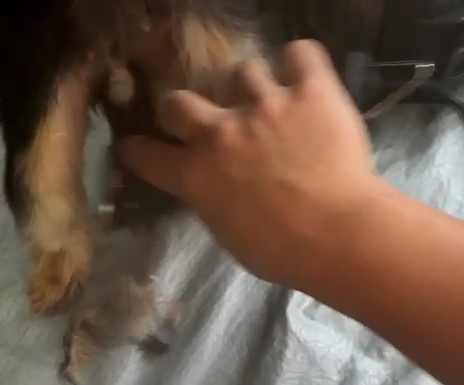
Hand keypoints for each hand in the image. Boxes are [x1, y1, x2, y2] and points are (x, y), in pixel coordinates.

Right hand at [120, 40, 394, 294]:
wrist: (333, 233)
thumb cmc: (277, 251)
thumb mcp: (226, 232)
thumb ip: (213, 199)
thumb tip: (216, 185)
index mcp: (195, 177)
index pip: (149, 157)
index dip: (136, 150)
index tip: (130, 146)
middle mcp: (221, 133)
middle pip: (178, 102)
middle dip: (180, 108)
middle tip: (195, 116)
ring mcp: (265, 105)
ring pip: (241, 72)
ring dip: (247, 86)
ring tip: (264, 100)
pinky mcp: (310, 89)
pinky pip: (299, 54)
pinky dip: (298, 62)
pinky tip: (300, 77)